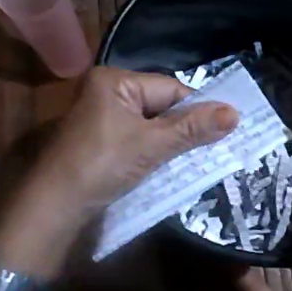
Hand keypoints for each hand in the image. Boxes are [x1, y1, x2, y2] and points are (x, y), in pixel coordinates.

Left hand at [31, 67, 238, 211]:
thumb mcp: (152, 144)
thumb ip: (193, 128)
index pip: (171, 89)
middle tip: (218, 146)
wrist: (55, 208)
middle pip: (163, 106)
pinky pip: (141, 141)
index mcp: (114, 81)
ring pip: (154, 126)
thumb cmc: (102, 165)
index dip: (197, 109)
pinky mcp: (104, 144)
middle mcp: (108, 93)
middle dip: (187, 128)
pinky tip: (175, 166)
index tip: (226, 129)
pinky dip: (159, 152)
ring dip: (175, 143)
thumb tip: (236, 113)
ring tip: (202, 158)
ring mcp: (104, 120)